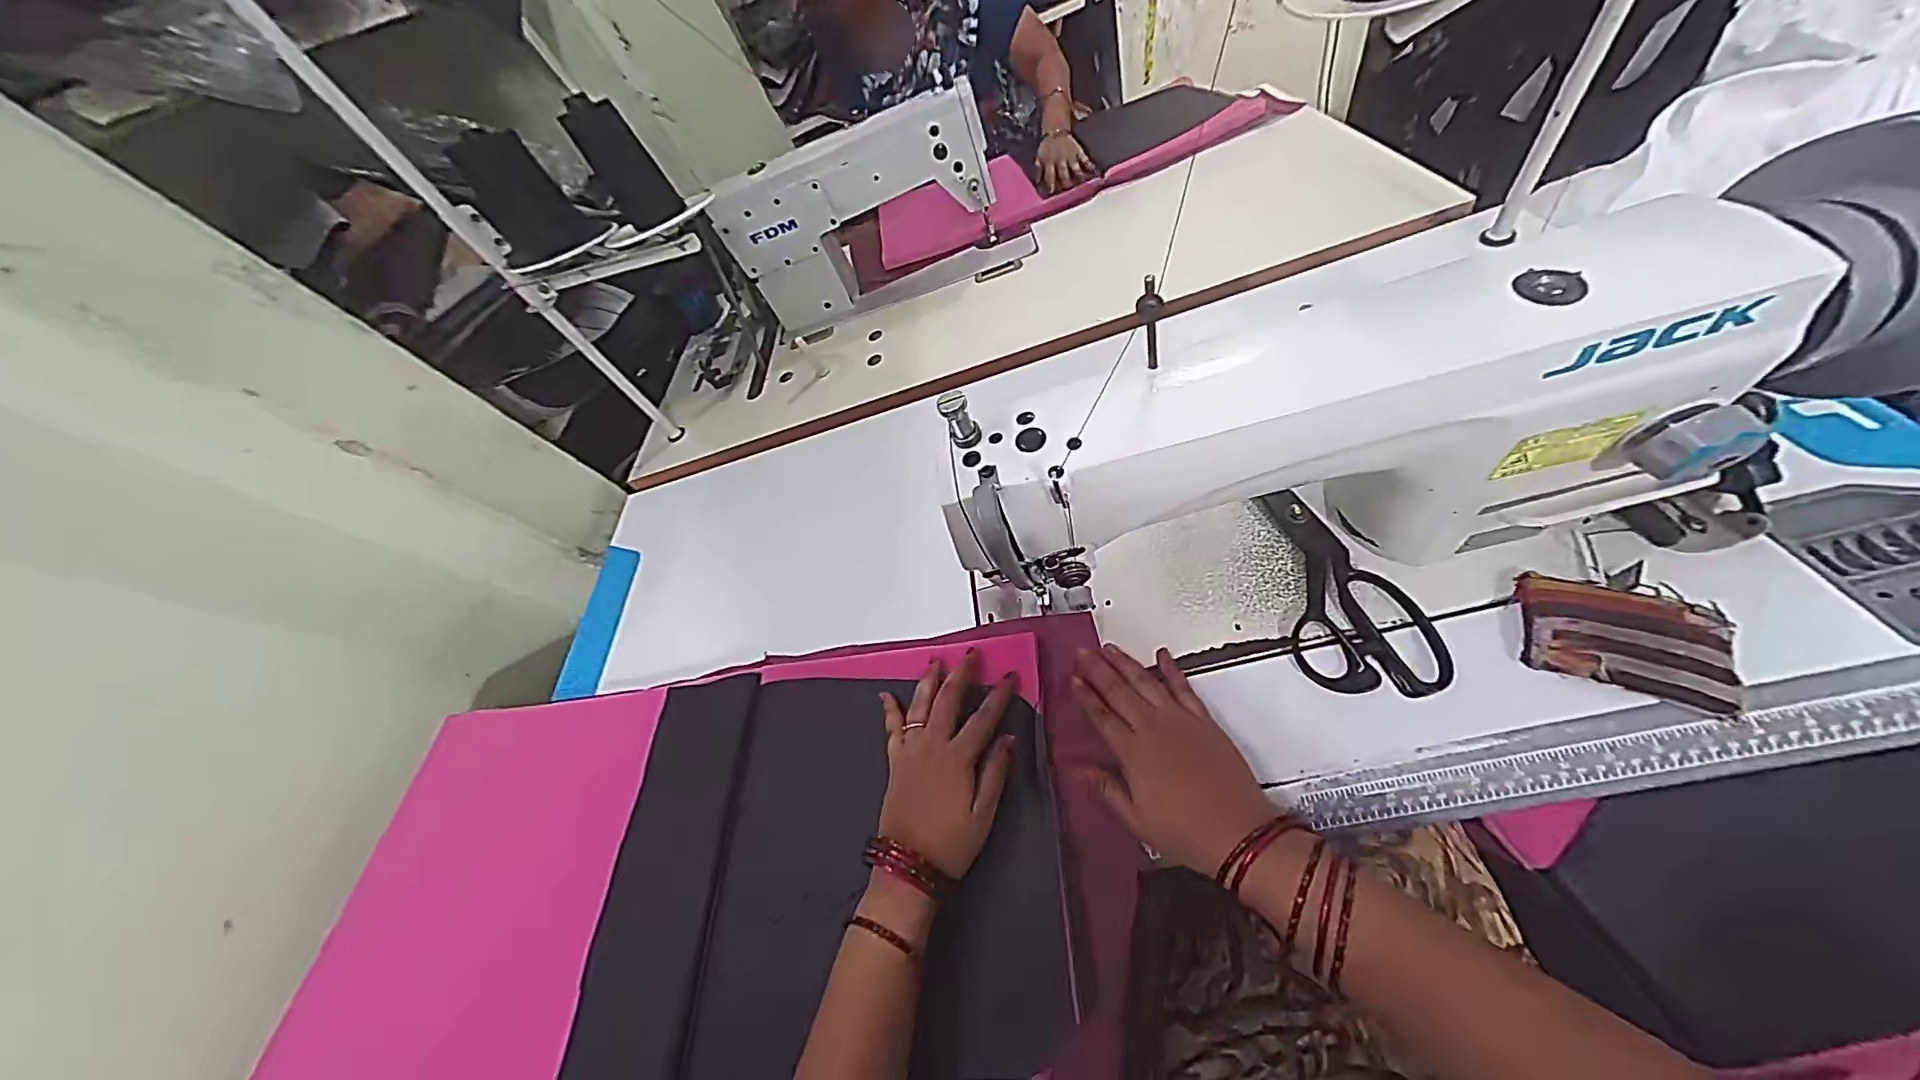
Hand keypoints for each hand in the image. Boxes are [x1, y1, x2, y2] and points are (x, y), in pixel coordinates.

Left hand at [877, 651, 1018, 878]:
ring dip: (928, 682)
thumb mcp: (983, 813)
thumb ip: (996, 772)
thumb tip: (1009, 738)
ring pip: (919, 706)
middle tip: (971, 656)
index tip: (1009, 677)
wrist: (909, 864)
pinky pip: (892, 729)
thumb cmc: (952, 843)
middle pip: (947, 700)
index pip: (983, 717)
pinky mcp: (895, 762)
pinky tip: (888, 695)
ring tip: (935, 663)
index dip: (998, 696)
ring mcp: (910, 752)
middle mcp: (932, 747)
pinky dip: (891, 710)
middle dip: (961, 675)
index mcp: (958, 758)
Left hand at [1037, 131, 1093, 193]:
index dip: (1051, 186)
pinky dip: (1090, 167)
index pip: (1050, 177)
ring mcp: (1070, 156)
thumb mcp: (1039, 158)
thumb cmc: (1047, 147)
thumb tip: (1038, 184)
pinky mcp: (1078, 151)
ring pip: (1075, 170)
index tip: (1053, 194)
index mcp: (1049, 163)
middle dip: (1066, 185)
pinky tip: (1094, 173)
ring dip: (1078, 178)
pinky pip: (1085, 160)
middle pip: (1064, 176)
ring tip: (1082, 186)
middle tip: (1069, 193)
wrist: (1056, 130)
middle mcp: (1060, 161)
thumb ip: (1039, 170)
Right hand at [1073, 645, 1278, 875]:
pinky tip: (1162, 656)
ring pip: (1146, 681)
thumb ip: (1106, 789)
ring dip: (1125, 663)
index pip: (1101, 715)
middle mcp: (1154, 729)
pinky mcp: (1204, 722)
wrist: (1239, 833)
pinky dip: (1171, 669)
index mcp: (1133, 752)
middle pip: (1118, 690)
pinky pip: (1183, 687)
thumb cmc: (1188, 831)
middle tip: (1084, 654)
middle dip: (1098, 669)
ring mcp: (1180, 721)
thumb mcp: (1137, 819)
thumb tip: (1082, 772)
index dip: (1085, 696)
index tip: (1074, 681)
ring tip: (1110, 650)